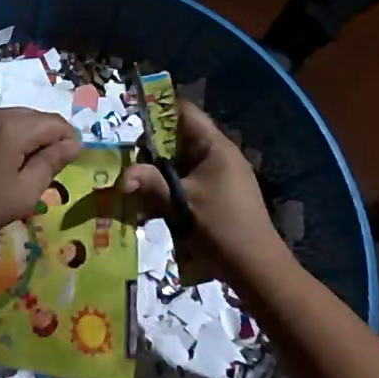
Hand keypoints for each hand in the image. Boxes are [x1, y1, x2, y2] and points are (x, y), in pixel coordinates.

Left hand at [0, 108, 80, 260]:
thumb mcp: (25, 192)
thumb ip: (51, 163)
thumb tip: (73, 144)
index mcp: (12, 127)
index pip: (53, 122)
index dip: (69, 137)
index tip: (73, 157)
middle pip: (30, 116)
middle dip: (45, 134)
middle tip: (50, 161)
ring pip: (7, 117)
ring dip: (21, 133)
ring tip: (23, 161)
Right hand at [118, 100, 277, 265]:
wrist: (257, 267)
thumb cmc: (221, 227)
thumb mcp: (181, 203)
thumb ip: (151, 183)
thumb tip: (121, 176)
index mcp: (215, 146)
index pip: (184, 111)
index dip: (158, 110)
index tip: (132, 120)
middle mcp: (221, 154)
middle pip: (180, 138)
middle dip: (154, 148)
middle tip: (129, 159)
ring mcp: (223, 174)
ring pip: (183, 161)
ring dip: (161, 171)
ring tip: (138, 184)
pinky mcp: (221, 193)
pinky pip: (191, 179)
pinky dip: (174, 186)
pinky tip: (156, 204)